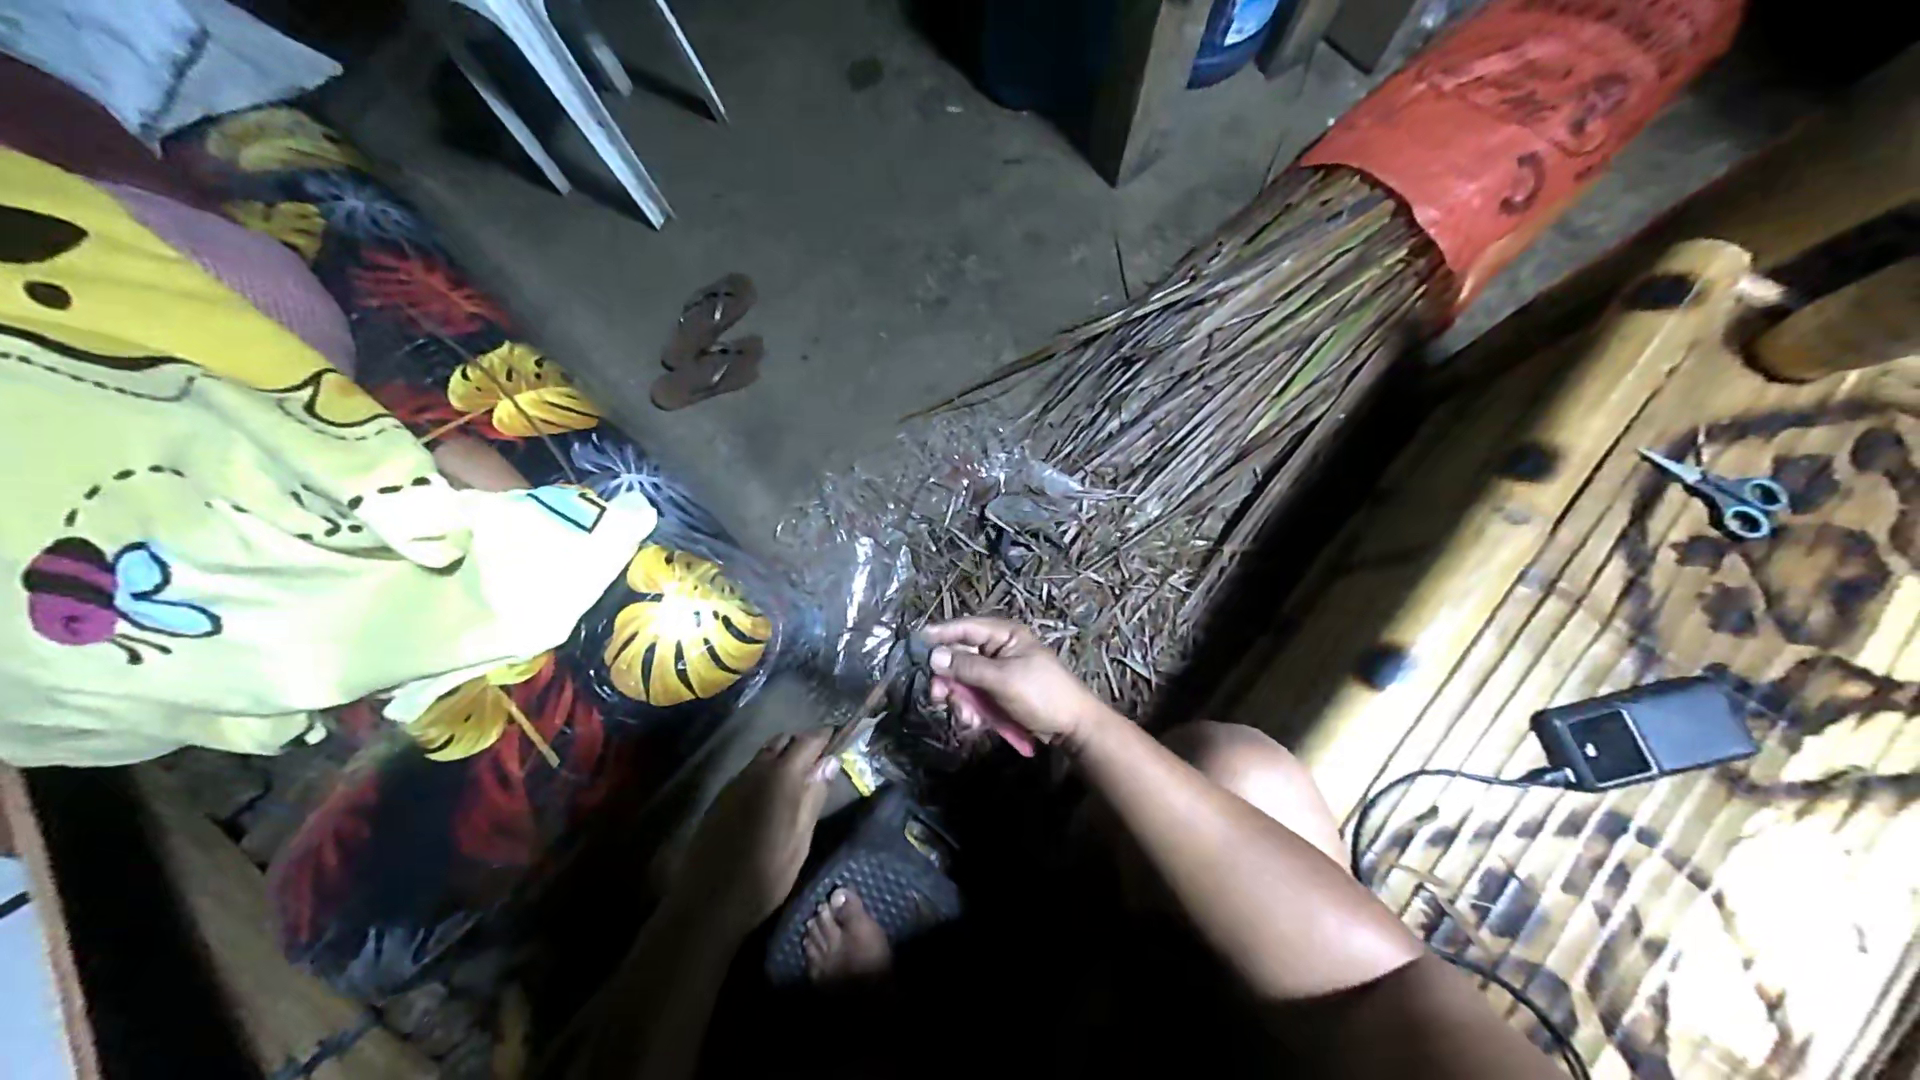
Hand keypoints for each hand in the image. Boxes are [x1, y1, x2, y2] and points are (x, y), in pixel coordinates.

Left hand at [667, 729, 835, 938]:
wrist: (707, 903)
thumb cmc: (765, 875)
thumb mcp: (800, 840)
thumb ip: (814, 796)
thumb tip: (829, 763)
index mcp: (780, 777)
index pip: (808, 741)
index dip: (825, 738)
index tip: (839, 740)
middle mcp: (755, 771)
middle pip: (782, 742)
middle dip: (802, 745)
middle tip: (820, 762)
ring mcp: (734, 784)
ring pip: (763, 756)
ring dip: (782, 758)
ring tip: (798, 780)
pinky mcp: (720, 799)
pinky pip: (749, 773)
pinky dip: (765, 773)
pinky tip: (770, 798)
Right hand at [922, 617, 1115, 751]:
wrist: (1072, 728)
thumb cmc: (1041, 694)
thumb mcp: (1002, 679)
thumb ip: (967, 667)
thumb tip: (933, 655)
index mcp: (1004, 635)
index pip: (965, 628)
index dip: (940, 634)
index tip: (915, 643)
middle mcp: (998, 650)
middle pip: (959, 657)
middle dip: (949, 680)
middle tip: (938, 696)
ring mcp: (997, 673)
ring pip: (963, 682)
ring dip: (960, 701)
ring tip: (968, 717)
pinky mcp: (997, 695)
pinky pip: (974, 698)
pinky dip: (971, 711)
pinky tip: (976, 724)